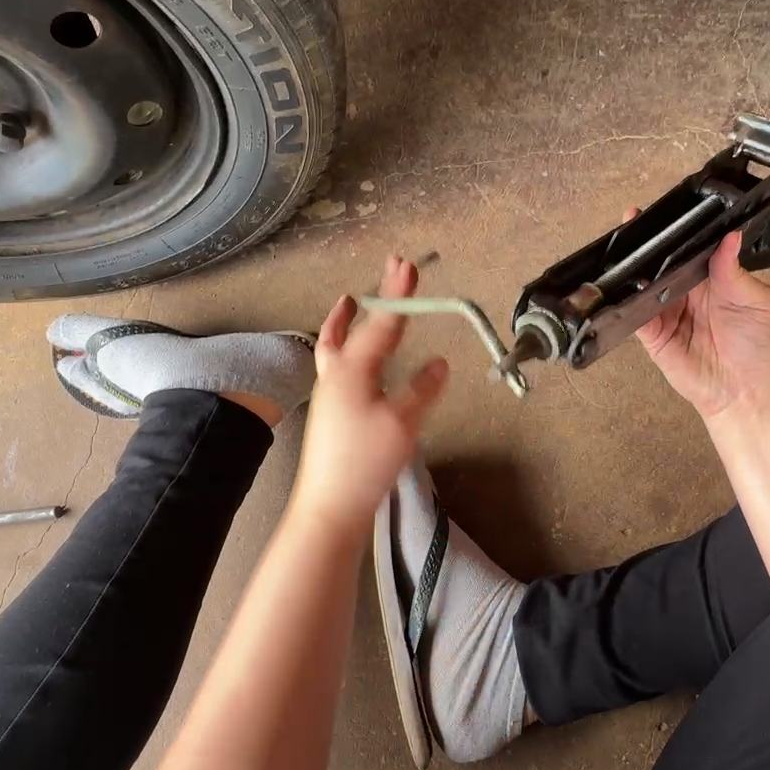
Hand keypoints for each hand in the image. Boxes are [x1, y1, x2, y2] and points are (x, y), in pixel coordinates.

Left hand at [289, 256, 449, 526]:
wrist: (330, 505)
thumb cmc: (365, 461)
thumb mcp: (403, 423)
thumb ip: (422, 390)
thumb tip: (440, 363)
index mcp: (352, 371)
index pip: (382, 325)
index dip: (398, 295)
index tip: (408, 264)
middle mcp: (336, 375)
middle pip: (349, 327)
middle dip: (369, 299)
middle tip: (385, 272)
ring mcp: (330, 394)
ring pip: (336, 346)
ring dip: (349, 321)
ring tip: (354, 304)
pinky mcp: (332, 412)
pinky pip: (339, 366)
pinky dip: (347, 347)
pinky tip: (360, 359)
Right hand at [635, 225, 769, 420]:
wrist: (746, 392)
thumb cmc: (760, 346)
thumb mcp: (757, 300)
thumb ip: (734, 270)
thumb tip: (728, 234)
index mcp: (712, 276)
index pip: (690, 246)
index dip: (676, 229)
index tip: (662, 209)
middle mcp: (686, 291)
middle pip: (662, 261)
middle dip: (647, 242)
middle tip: (632, 218)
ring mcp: (666, 312)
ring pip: (644, 283)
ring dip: (633, 267)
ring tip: (621, 246)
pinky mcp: (652, 334)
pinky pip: (634, 312)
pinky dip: (626, 299)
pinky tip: (620, 284)